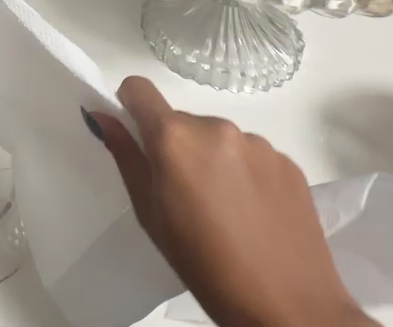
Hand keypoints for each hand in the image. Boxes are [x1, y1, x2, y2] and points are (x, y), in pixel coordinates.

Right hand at [88, 78, 376, 326]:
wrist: (290, 309)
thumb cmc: (203, 264)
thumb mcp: (149, 213)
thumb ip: (125, 155)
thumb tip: (102, 115)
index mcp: (174, 137)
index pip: (138, 88)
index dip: (131, 106)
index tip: (138, 138)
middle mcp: (215, 127)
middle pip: (180, 120)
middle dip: (177, 145)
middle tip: (185, 193)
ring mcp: (257, 143)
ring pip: (218, 138)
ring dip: (213, 159)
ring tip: (225, 207)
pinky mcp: (289, 163)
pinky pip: (252, 154)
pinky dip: (245, 173)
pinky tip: (254, 212)